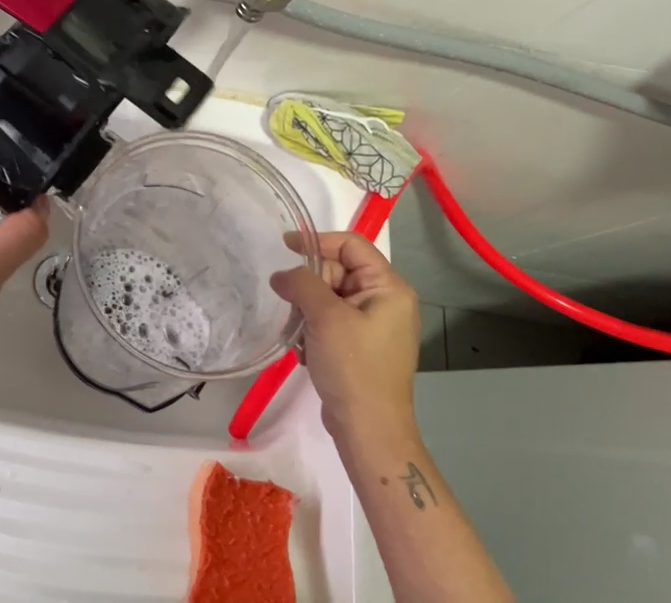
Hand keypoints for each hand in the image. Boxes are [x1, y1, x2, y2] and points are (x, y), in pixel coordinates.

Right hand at [271, 231, 421, 442]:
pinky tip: (307, 351)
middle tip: (292, 307)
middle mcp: (386, 301)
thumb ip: (301, 283)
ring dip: (308, 312)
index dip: (318, 241)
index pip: (352, 246)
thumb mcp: (325, 317)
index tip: (283, 246)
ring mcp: (374, 325)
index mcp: (389, 288)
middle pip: (338, 272)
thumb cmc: (353, 367)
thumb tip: (281, 275)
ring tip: (300, 336)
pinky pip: (331, 321)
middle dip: (310, 286)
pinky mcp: (361, 345)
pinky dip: (313, 330)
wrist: (369, 428)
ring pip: (329, 298)